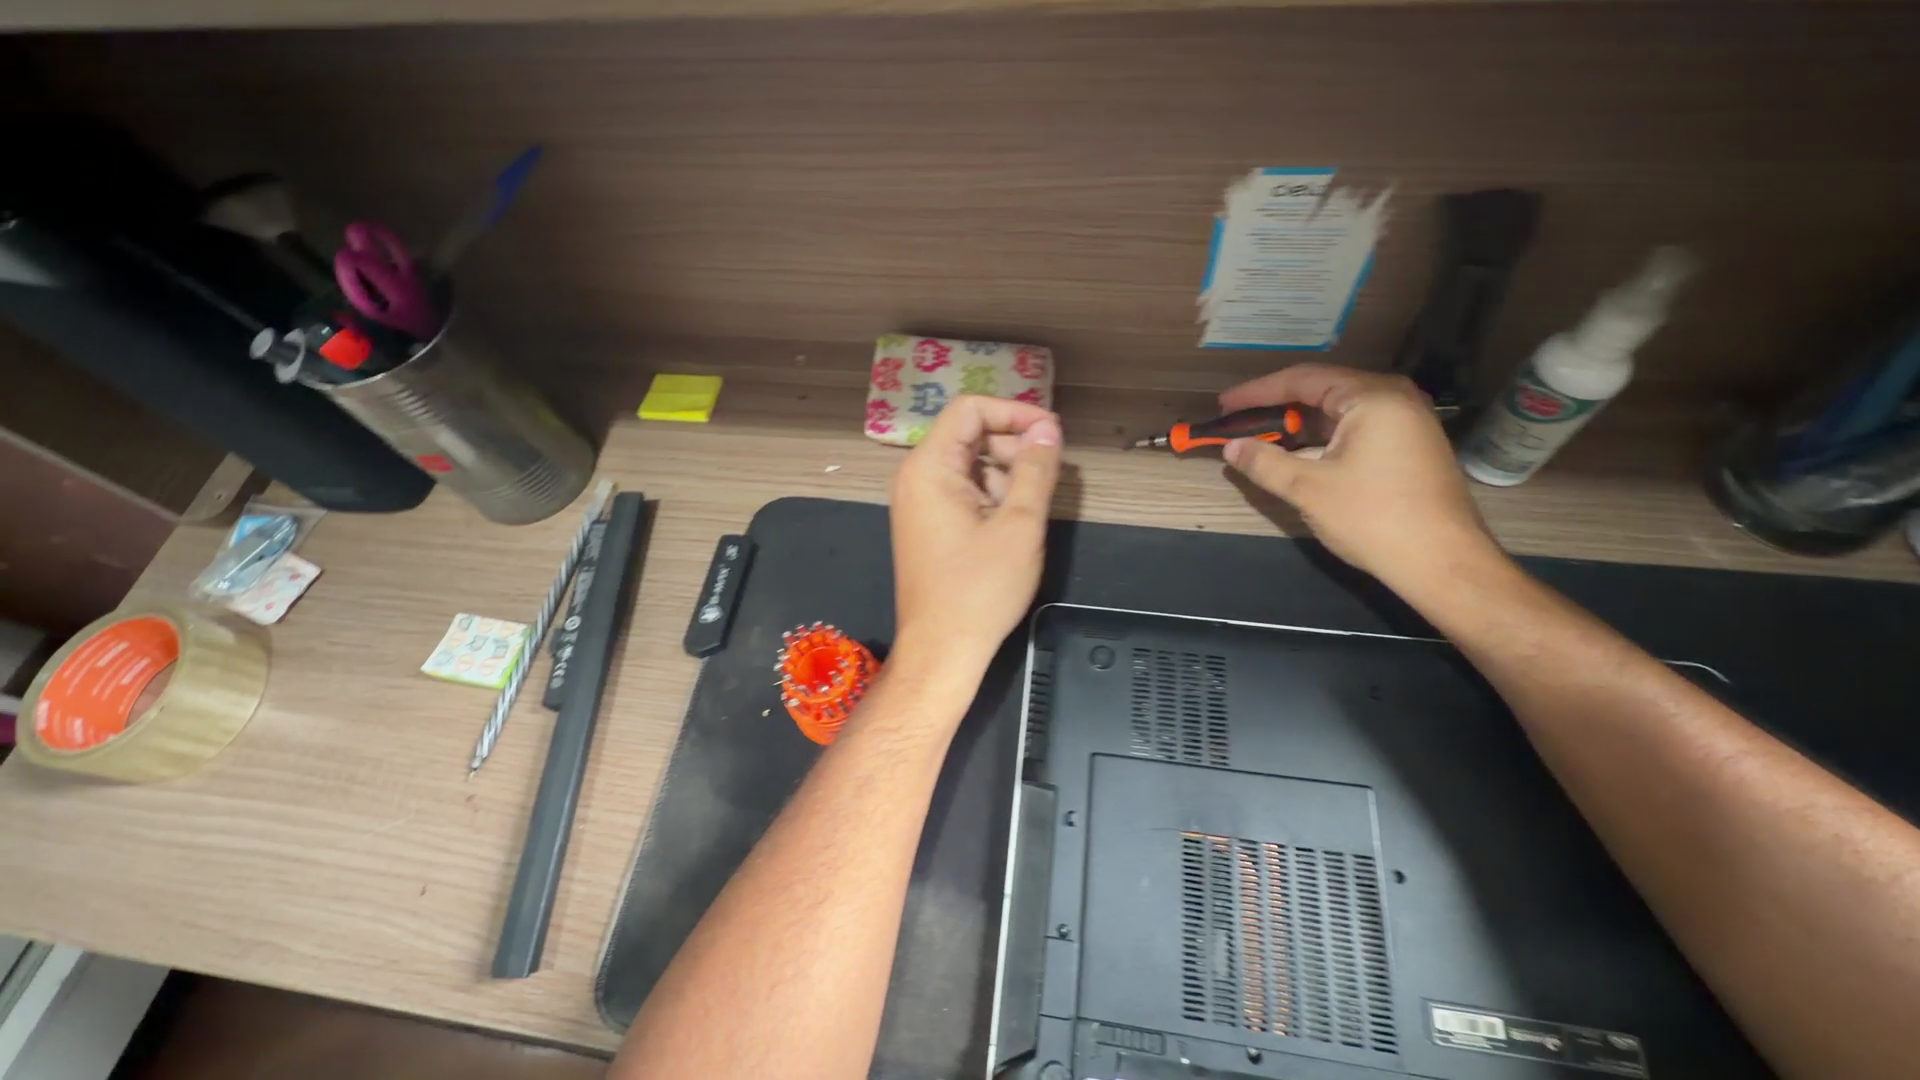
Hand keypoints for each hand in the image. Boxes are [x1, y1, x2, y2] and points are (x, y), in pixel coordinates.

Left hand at [889, 396, 1062, 674]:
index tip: (1052, 434)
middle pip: (970, 434)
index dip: (1014, 412)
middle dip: (1013, 446)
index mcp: (929, 467)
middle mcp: (917, 477)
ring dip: (1006, 475)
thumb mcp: (1019, 525)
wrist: (942, 649)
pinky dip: (991, 497)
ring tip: (1030, 510)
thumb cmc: (980, 589)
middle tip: (1048, 475)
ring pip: (970, 464)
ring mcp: (919, 503)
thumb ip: (1035, 469)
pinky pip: (963, 491)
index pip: (970, 409)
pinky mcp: (928, 525)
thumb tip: (1048, 427)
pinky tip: (1012, 526)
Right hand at [1218, 364, 1496, 583]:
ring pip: (1342, 413)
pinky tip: (1302, 456)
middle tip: (1241, 421)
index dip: (1258, 392)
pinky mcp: (1413, 447)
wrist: (1442, 561)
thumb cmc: (1373, 518)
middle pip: (1324, 391)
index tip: (1224, 405)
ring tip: (1264, 439)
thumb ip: (1265, 462)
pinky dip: (1325, 438)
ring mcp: (1409, 423)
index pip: (1303, 380)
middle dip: (1278, 407)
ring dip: (1301, 425)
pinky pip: (1359, 430)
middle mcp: (1395, 399)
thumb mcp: (1309, 489)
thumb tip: (1231, 447)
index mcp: (1372, 397)